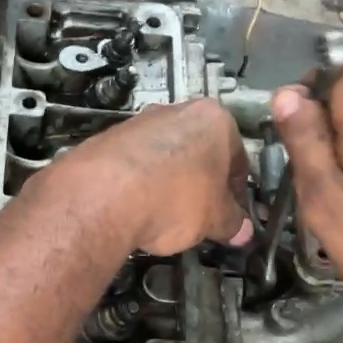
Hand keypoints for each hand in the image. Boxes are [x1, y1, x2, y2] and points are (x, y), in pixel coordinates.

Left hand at [37, 98, 253, 256]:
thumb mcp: (214, 219)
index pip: (238, 159)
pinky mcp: (106, 140)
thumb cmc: (172, 198)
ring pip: (163, 157)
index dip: (236, 192)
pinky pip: (131, 165)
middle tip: (198, 217)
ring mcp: (137, 123)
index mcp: (214, 120)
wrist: (102, 195)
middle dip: (199, 184)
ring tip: (162, 216)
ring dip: (166, 183)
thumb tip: (241, 230)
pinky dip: (136, 184)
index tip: (231, 214)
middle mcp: (175, 111)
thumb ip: (231, 222)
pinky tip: (134, 209)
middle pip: (197, 153)